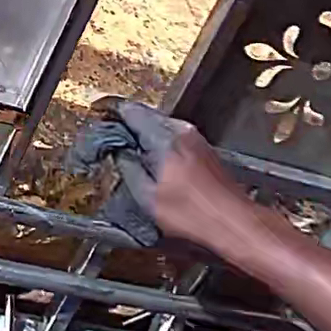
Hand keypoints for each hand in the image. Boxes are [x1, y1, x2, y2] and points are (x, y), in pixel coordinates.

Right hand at [106, 101, 256, 246]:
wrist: (233, 221)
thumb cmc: (193, 214)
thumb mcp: (147, 196)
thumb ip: (128, 166)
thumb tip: (117, 149)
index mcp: (163, 137)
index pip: (130, 110)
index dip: (110, 110)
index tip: (97, 113)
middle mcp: (180, 129)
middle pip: (144, 114)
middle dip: (124, 123)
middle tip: (108, 135)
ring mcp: (193, 136)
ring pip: (158, 124)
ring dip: (141, 132)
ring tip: (128, 150)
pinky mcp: (201, 146)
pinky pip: (171, 134)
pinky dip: (157, 140)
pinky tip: (153, 160)